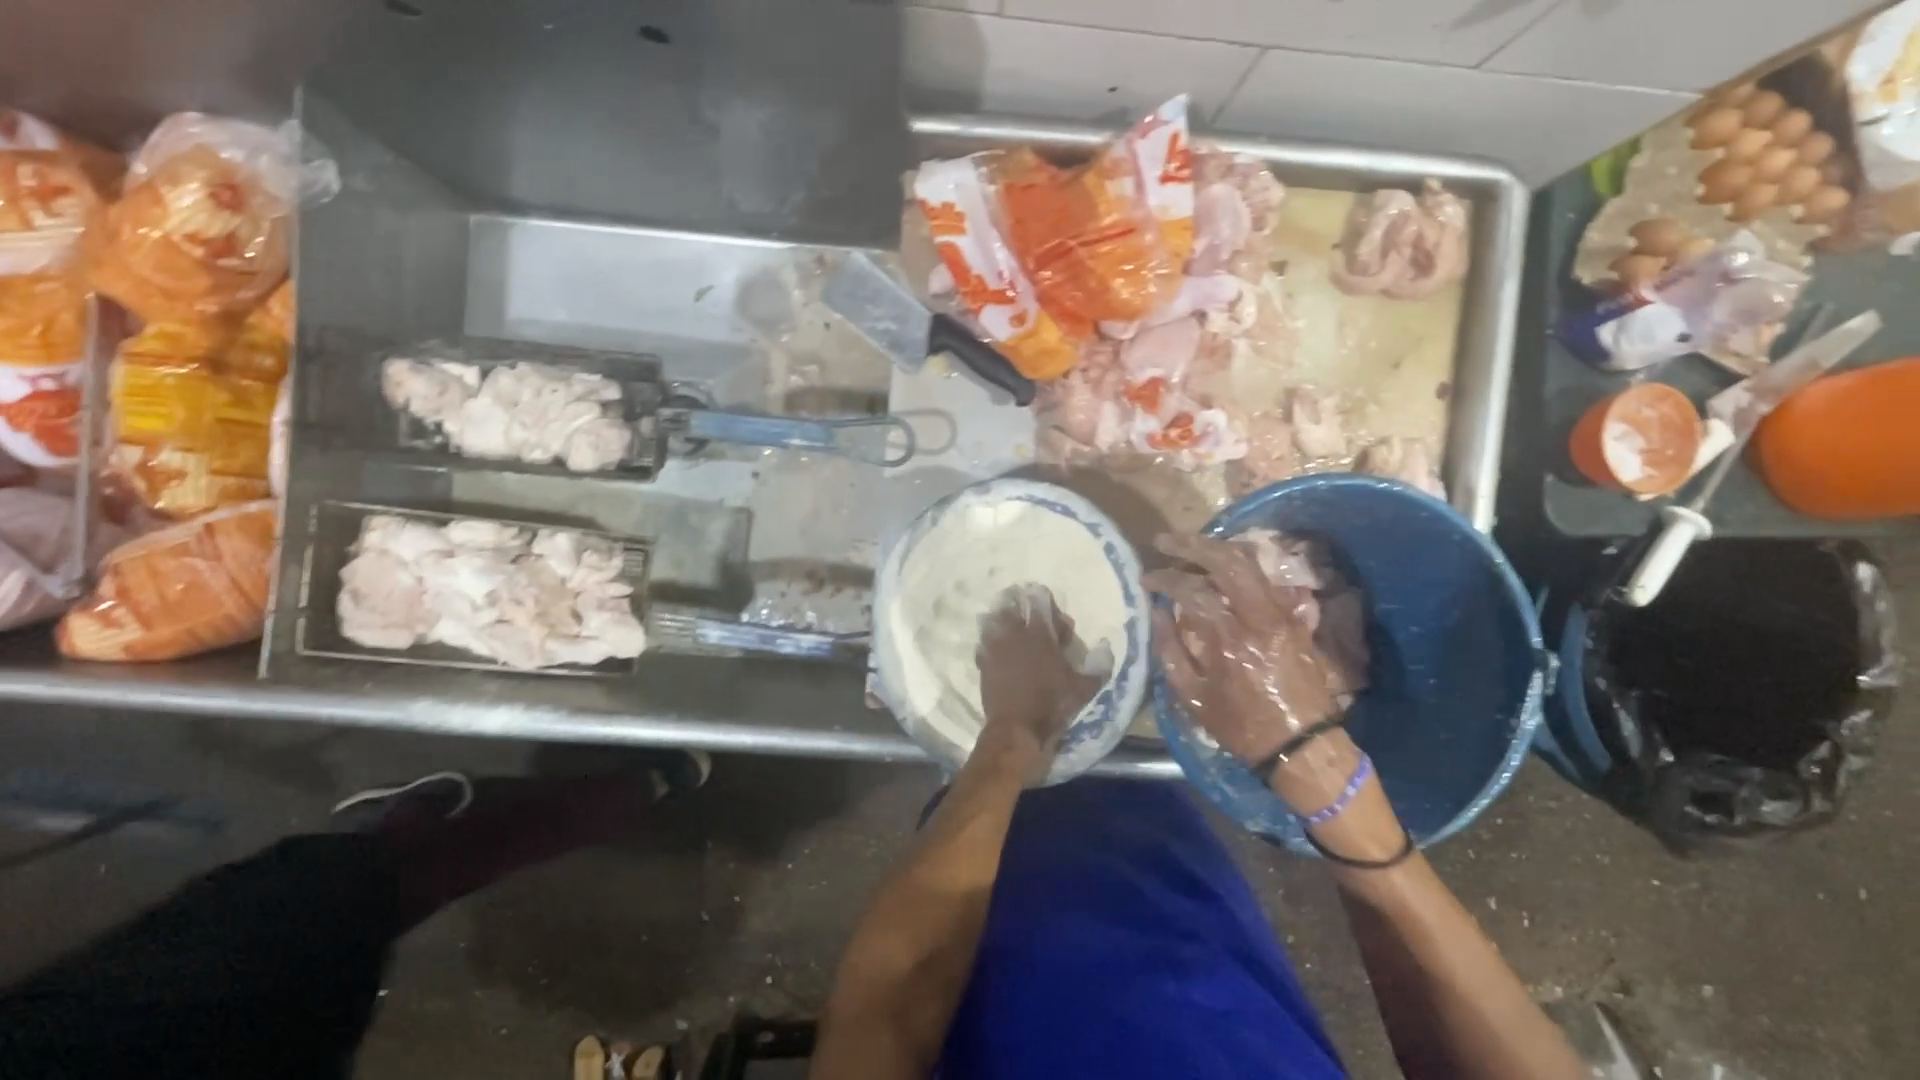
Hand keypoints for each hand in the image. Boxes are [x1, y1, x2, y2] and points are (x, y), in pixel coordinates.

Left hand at [973, 585, 1108, 782]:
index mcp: (1040, 632)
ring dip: (1003, 621)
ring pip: (994, 619)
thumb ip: (1098, 666)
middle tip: (1031, 619)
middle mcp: (1014, 633)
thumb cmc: (1052, 704)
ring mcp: (994, 646)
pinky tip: (998, 651)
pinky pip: (983, 642)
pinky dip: (990, 641)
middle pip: (1012, 604)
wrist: (1016, 728)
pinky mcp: (982, 662)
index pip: (1040, 599)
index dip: (1047, 603)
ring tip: (1012, 630)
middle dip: (1022, 606)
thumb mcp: (1083, 688)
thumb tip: (1106, 647)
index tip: (1055, 620)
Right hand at [1147, 533, 1340, 766]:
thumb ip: (1170, 650)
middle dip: (1192, 545)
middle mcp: (1259, 617)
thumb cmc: (1241, 726)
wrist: (1301, 745)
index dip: (1165, 579)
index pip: (1192, 590)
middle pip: (1227, 561)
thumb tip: (1158, 613)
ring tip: (1193, 549)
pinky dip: (1244, 570)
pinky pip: (1269, 581)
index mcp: (1230, 638)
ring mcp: (1283, 614)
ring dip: (1218, 551)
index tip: (1146, 580)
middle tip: (1165, 542)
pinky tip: (1225, 571)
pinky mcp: (1296, 620)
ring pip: (1252, 564)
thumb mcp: (1192, 696)